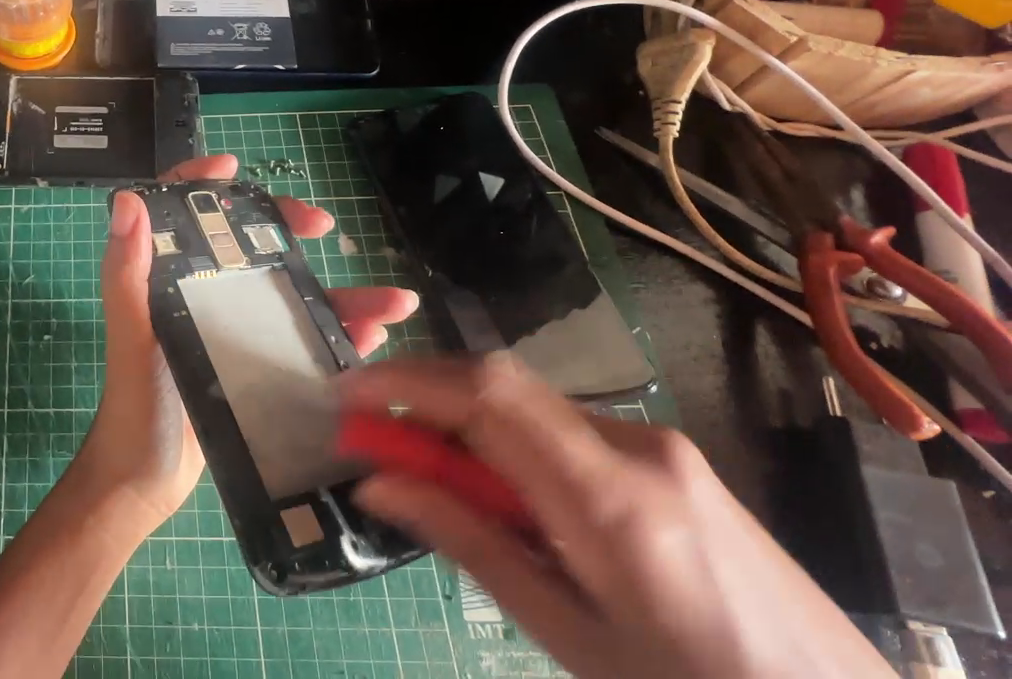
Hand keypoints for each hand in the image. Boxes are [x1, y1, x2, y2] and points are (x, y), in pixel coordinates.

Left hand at [77, 153, 417, 530]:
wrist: (146, 481)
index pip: (179, 214)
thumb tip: (128, 199)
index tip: (234, 169)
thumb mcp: (132, 337)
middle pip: (246, 245)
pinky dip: (343, 335)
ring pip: (290, 294)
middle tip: (322, 224)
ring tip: (394, 300)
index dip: (201, 184)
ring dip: (343, 291)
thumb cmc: (135, 404)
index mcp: (165, 280)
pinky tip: (378, 337)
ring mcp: (232, 331)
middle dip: (285, 225)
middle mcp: (199, 296)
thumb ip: (126, 273)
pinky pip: (304, 340)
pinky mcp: (257, 367)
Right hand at [343, 356, 893, 678]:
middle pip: (502, 385)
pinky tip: (502, 492)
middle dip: (422, 394)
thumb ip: (468, 543)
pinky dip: (508, 439)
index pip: (486, 397)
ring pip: (529, 404)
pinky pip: (562, 426)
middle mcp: (636, 446)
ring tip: (431, 479)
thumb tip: (378, 485)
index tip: (346, 396)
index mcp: (610, 498)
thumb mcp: (565, 632)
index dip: (405, 382)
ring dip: (464, 422)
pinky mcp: (669, 456)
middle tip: (370, 437)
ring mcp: (660, 445)